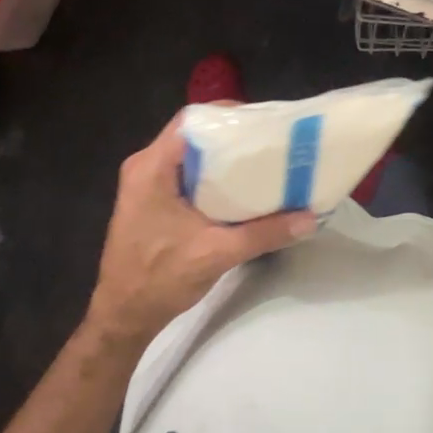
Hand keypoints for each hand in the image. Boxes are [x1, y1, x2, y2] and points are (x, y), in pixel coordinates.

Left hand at [86, 110, 317, 344]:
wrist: (122, 317)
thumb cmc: (160, 279)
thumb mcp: (218, 253)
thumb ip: (265, 233)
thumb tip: (310, 218)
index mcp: (152, 167)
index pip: (191, 120)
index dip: (227, 114)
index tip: (261, 122)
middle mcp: (145, 166)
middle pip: (192, 134)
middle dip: (230, 136)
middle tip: (268, 141)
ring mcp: (144, 183)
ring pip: (189, 153)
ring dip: (221, 156)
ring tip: (260, 160)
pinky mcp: (149, 199)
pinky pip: (183, 172)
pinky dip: (209, 174)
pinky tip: (238, 187)